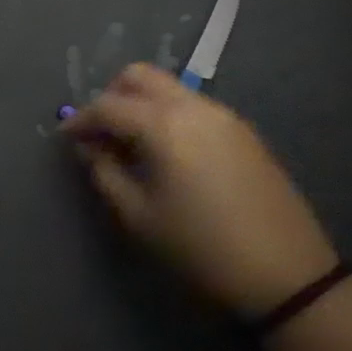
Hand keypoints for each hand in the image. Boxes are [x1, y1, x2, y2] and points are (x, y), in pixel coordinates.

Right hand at [62, 64, 338, 316]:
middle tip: (98, 132)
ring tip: (129, 145)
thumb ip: (105, 171)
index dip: (80, 120)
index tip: (64, 140)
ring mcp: (224, 116)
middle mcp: (193, 107)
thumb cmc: (200, 246)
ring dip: (141, 104)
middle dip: (111, 96)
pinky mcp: (243, 132)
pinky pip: (193, 107)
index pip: (107, 106)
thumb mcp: (138, 215)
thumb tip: (90, 146)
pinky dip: (168, 115)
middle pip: (140, 76)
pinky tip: (166, 153)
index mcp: (163, 124)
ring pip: (169, 88)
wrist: (286, 274)